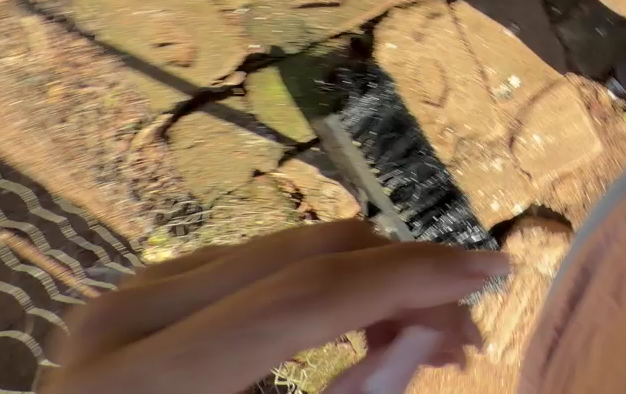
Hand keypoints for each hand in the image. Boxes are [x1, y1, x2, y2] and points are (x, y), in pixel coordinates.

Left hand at [42, 219, 509, 393]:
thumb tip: (432, 330)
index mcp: (140, 383)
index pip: (311, 296)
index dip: (414, 278)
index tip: (496, 271)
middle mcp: (129, 315)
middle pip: (318, 255)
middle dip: (410, 280)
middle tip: (463, 331)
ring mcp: (138, 289)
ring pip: (308, 245)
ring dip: (382, 280)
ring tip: (422, 336)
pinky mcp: (156, 283)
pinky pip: (278, 258)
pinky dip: (340, 281)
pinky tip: (368, 322)